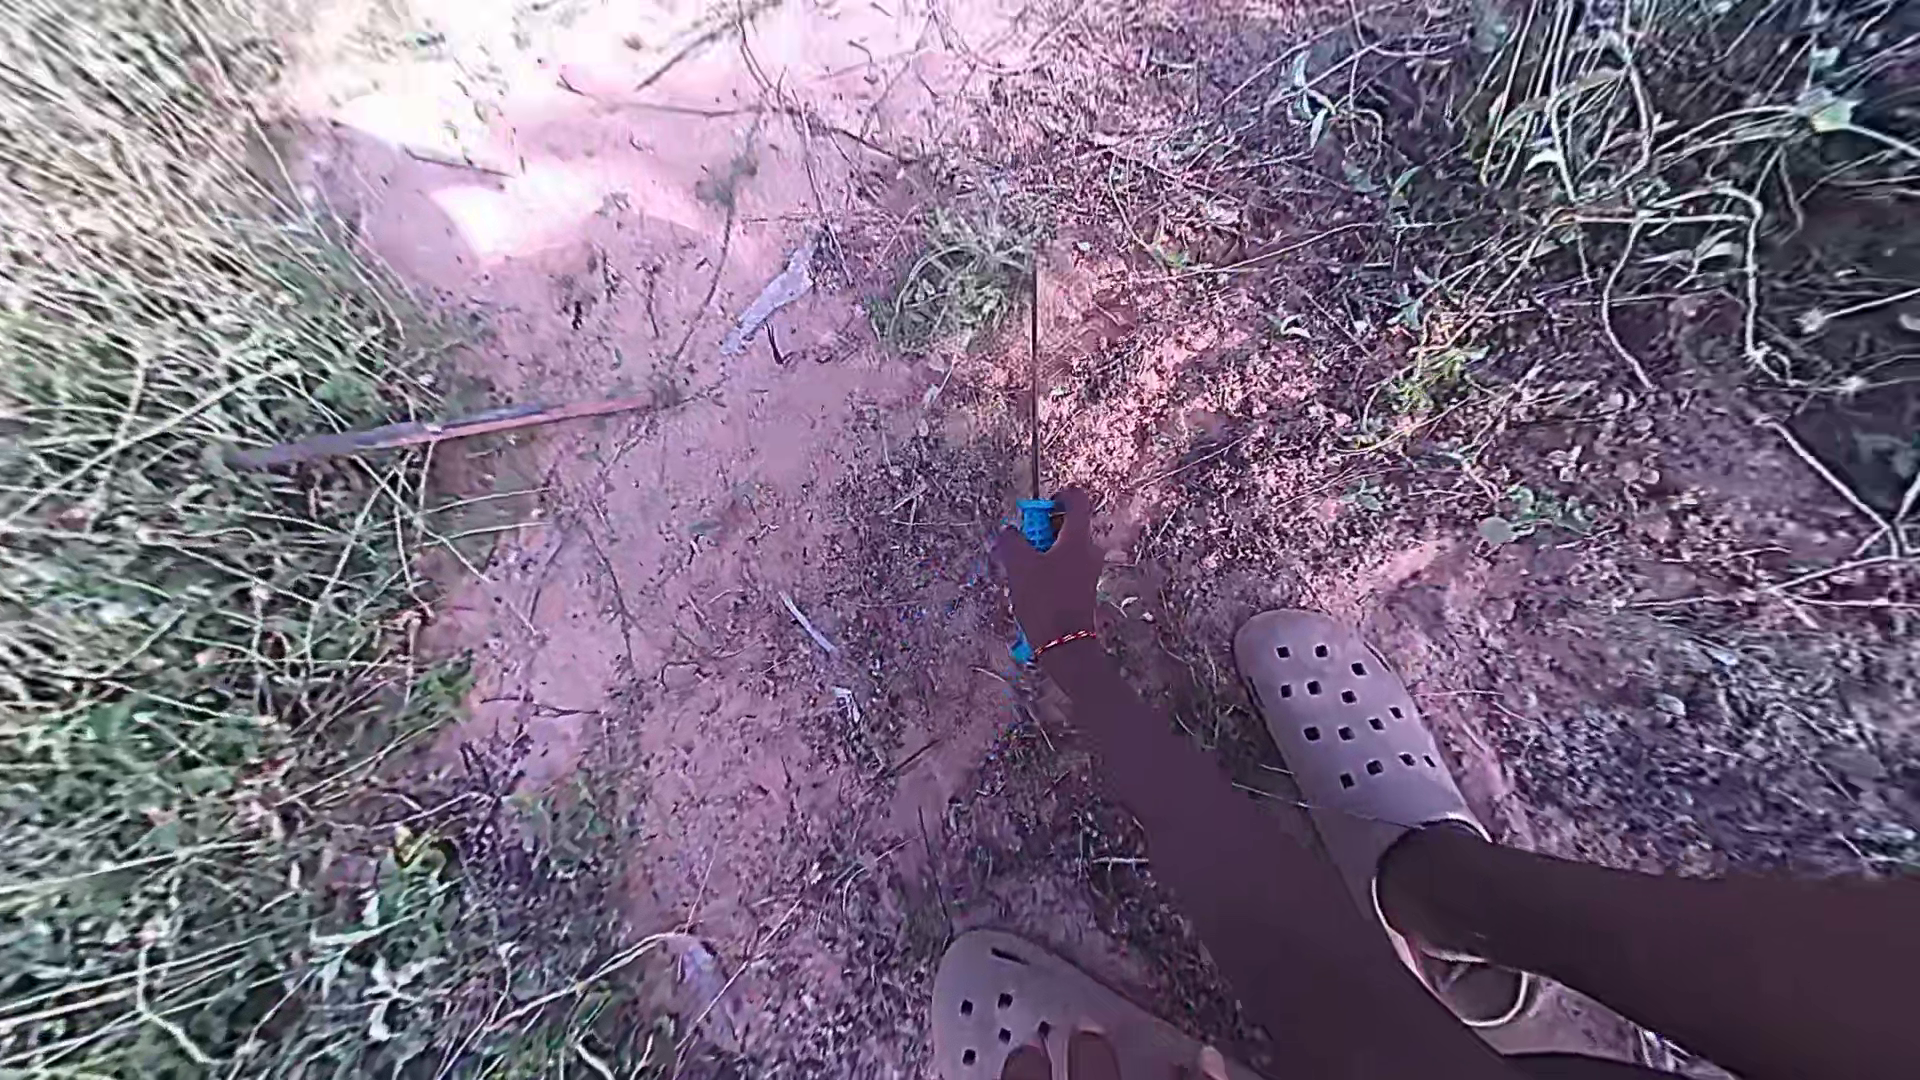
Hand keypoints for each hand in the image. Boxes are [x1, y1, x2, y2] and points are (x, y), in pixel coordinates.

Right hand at [992, 487, 1101, 649]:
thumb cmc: (1045, 601)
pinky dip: (1046, 565)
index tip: (1037, 509)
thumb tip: (1008, 532)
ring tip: (1021, 565)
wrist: (1064, 644)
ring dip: (1041, 548)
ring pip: (1063, 545)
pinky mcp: (1081, 586)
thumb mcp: (1019, 566)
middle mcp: (1088, 550)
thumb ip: (1011, 542)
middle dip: (1041, 527)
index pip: (1077, 499)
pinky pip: (1063, 564)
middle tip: (1022, 542)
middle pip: (1067, 523)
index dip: (1057, 495)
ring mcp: (1087, 569)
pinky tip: (1029, 582)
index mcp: (1078, 538)